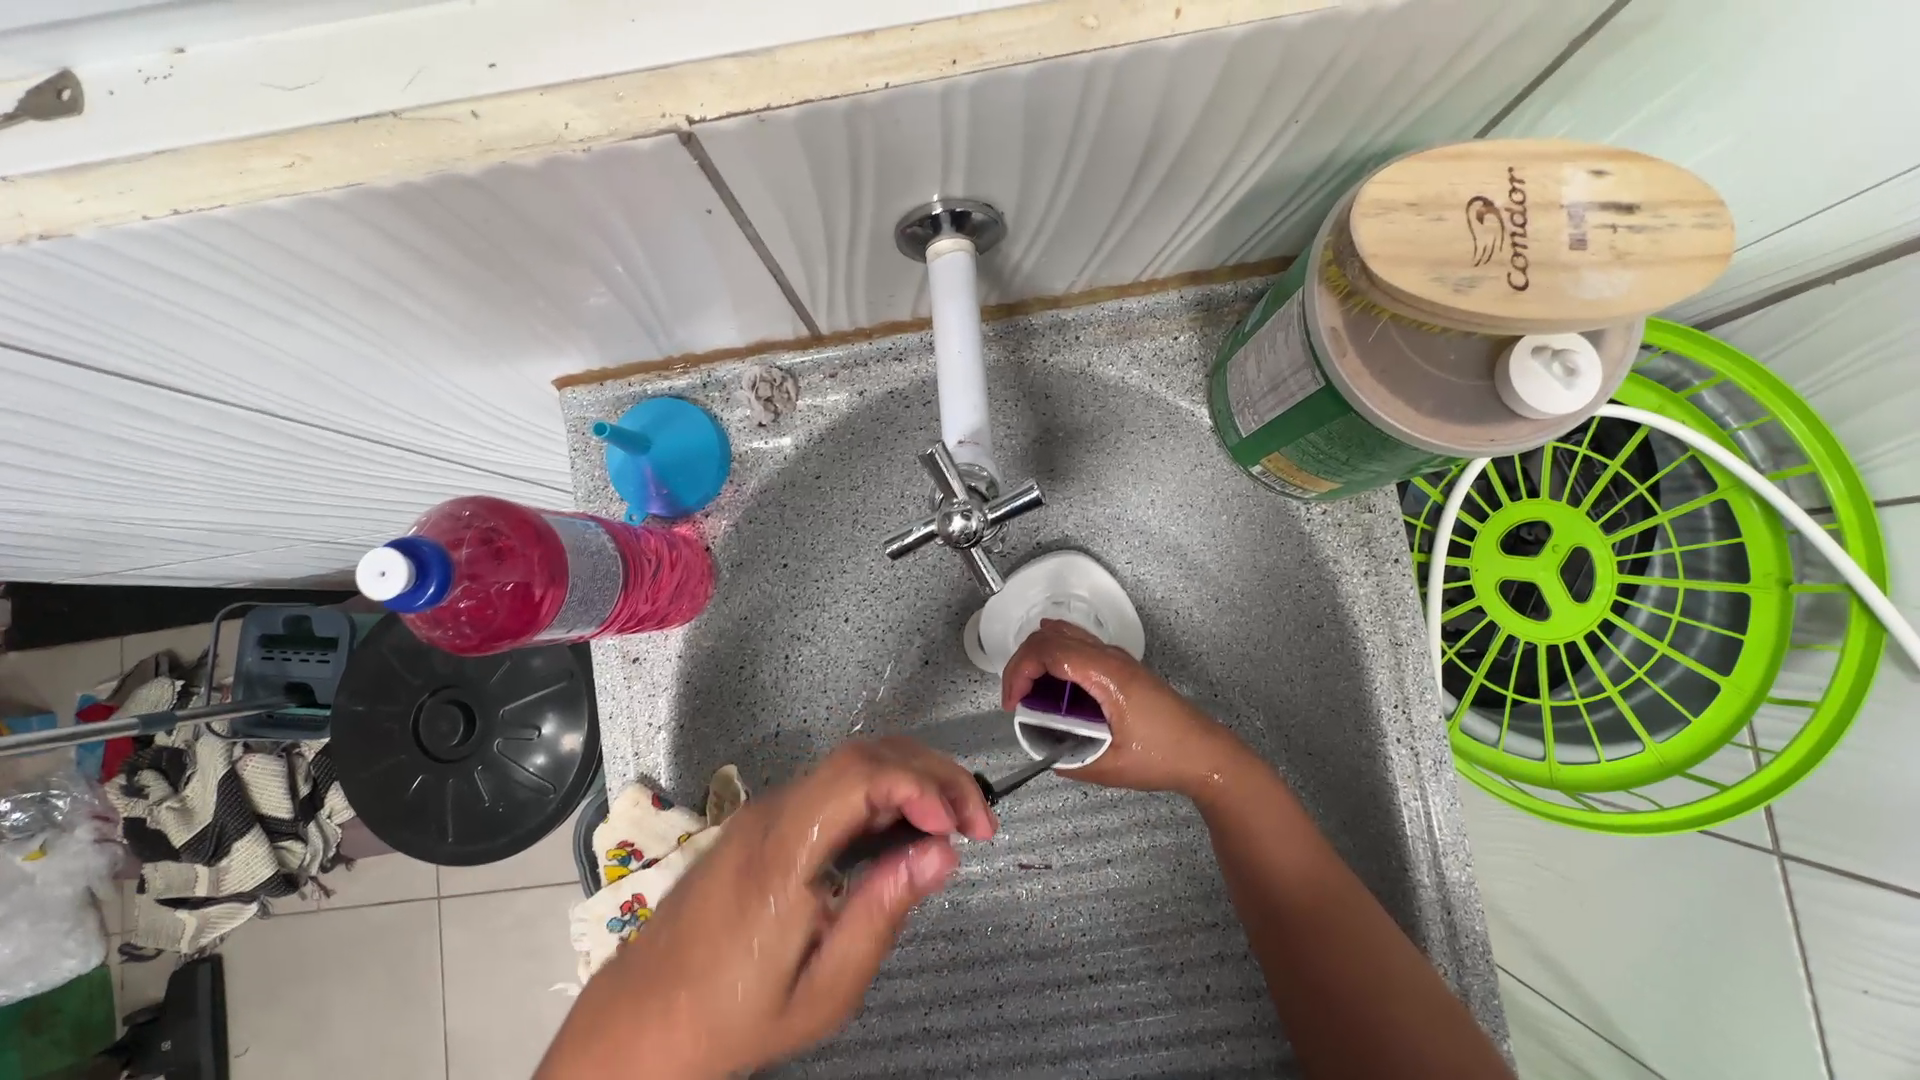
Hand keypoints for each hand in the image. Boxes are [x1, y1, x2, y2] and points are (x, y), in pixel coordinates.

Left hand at [538, 738, 996, 1079]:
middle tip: (979, 821)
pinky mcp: (765, 823)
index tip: (961, 828)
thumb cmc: (731, 1017)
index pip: (859, 775)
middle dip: (932, 774)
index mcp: (781, 853)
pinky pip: (834, 788)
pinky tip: (909, 830)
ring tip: (956, 825)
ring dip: (912, 780)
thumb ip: (882, 914)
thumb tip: (941, 854)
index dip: (920, 785)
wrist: (641, 1019)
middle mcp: (771, 814)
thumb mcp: (822, 990)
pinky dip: (884, 794)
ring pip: (852, 764)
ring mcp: (764, 812)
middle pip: (863, 754)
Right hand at [1001, 619, 1252, 798]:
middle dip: (1021, 663)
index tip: (1012, 704)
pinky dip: (1055, 658)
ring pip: (1063, 635)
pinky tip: (1050, 684)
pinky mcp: (1120, 667)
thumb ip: (1068, 759)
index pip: (1047, 651)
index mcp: (1106, 674)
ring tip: (1029, 694)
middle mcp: (1110, 657)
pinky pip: (1078, 646)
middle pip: (1049, 635)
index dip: (1018, 672)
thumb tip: (1041, 750)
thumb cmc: (1165, 757)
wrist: (1205, 754)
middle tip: (1015, 699)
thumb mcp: (1109, 767)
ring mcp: (1117, 658)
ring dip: (1037, 658)